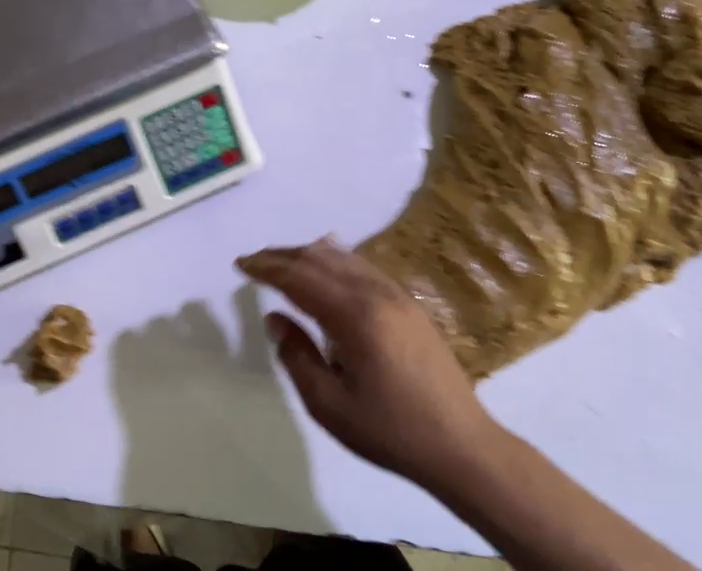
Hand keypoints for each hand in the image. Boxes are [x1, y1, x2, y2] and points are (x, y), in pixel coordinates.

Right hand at [237, 238, 503, 488]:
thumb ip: (296, 355)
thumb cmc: (389, 430)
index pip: (299, 277)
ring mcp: (397, 296)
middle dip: (282, 255)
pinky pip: (363, 267)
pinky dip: (335, 260)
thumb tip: (275, 317)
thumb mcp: (328, 404)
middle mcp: (376, 294)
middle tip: (253, 260)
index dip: (266, 268)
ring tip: (281, 262)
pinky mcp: (410, 305)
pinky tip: (327, 262)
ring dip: (308, 255)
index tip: (240, 265)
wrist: (461, 446)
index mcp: (354, 316)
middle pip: (320, 259)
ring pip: (344, 258)